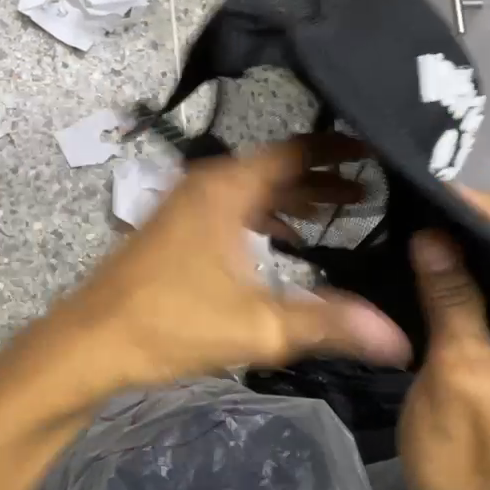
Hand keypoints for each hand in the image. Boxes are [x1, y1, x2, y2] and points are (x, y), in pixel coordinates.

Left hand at [22, 135, 410, 402]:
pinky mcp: (176, 227)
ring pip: (253, 188)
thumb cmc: (170, 323)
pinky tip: (287, 242)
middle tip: (371, 188)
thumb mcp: (258, 325)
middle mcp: (207, 184)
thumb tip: (399, 339)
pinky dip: (265, 216)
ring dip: (294, 197)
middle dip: (323, 176)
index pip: (295, 150)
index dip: (338, 148)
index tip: (377, 150)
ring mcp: (187, 204)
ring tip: (342, 211)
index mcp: (227, 188)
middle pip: (276, 167)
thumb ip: (330, 324)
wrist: (90, 341)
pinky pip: (233, 207)